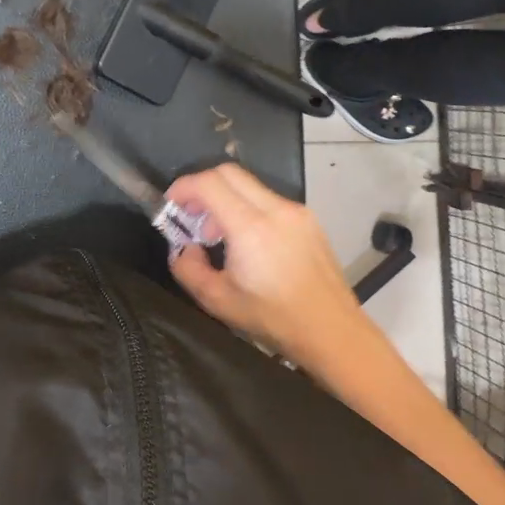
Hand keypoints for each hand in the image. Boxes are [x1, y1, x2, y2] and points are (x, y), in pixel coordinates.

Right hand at [167, 164, 364, 360]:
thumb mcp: (217, 300)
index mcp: (251, 227)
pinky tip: (246, 241)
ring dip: (224, 198)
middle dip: (201, 186)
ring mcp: (296, 212)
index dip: (183, 187)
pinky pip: (268, 200)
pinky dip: (246, 208)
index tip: (171, 204)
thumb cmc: (274, 318)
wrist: (333, 332)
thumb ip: (188, 268)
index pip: (209, 183)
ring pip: (249, 185)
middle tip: (190, 213)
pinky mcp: (308, 221)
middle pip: (229, 173)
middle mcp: (276, 210)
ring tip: (217, 234)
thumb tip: (185, 248)